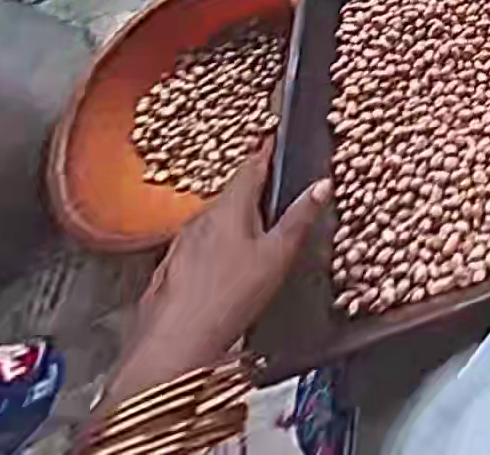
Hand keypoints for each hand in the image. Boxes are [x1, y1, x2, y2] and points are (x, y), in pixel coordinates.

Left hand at [98, 141, 329, 410]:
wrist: (172, 350)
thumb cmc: (232, 296)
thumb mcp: (279, 254)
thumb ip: (300, 216)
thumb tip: (323, 183)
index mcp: (229, 208)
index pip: (250, 167)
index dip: (264, 152)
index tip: (273, 139)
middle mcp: (199, 221)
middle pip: (231, 195)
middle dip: (252, 190)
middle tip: (275, 190)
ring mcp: (178, 248)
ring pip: (212, 223)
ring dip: (232, 220)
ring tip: (254, 230)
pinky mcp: (166, 275)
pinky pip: (196, 249)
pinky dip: (214, 247)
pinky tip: (224, 268)